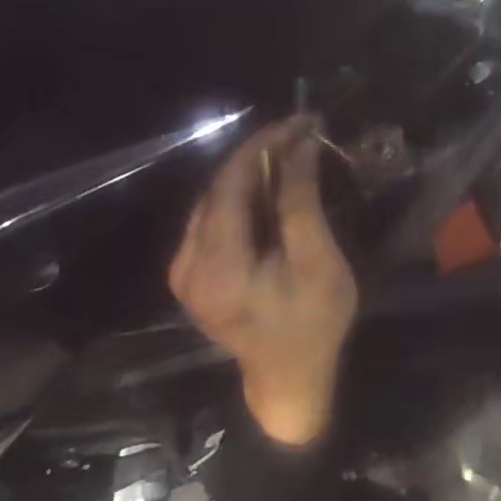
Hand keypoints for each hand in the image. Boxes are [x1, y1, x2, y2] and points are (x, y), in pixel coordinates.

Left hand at [169, 117, 357, 445]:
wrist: (288, 379)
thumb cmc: (313, 325)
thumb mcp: (316, 262)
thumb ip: (300, 201)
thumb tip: (299, 145)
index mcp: (216, 265)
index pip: (232, 184)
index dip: (264, 146)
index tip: (299, 121)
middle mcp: (187, 263)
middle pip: (219, 189)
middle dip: (259, 156)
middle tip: (300, 134)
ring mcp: (183, 269)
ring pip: (215, 201)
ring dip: (251, 175)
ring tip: (290, 154)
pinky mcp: (190, 273)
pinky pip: (214, 219)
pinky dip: (242, 198)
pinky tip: (269, 187)